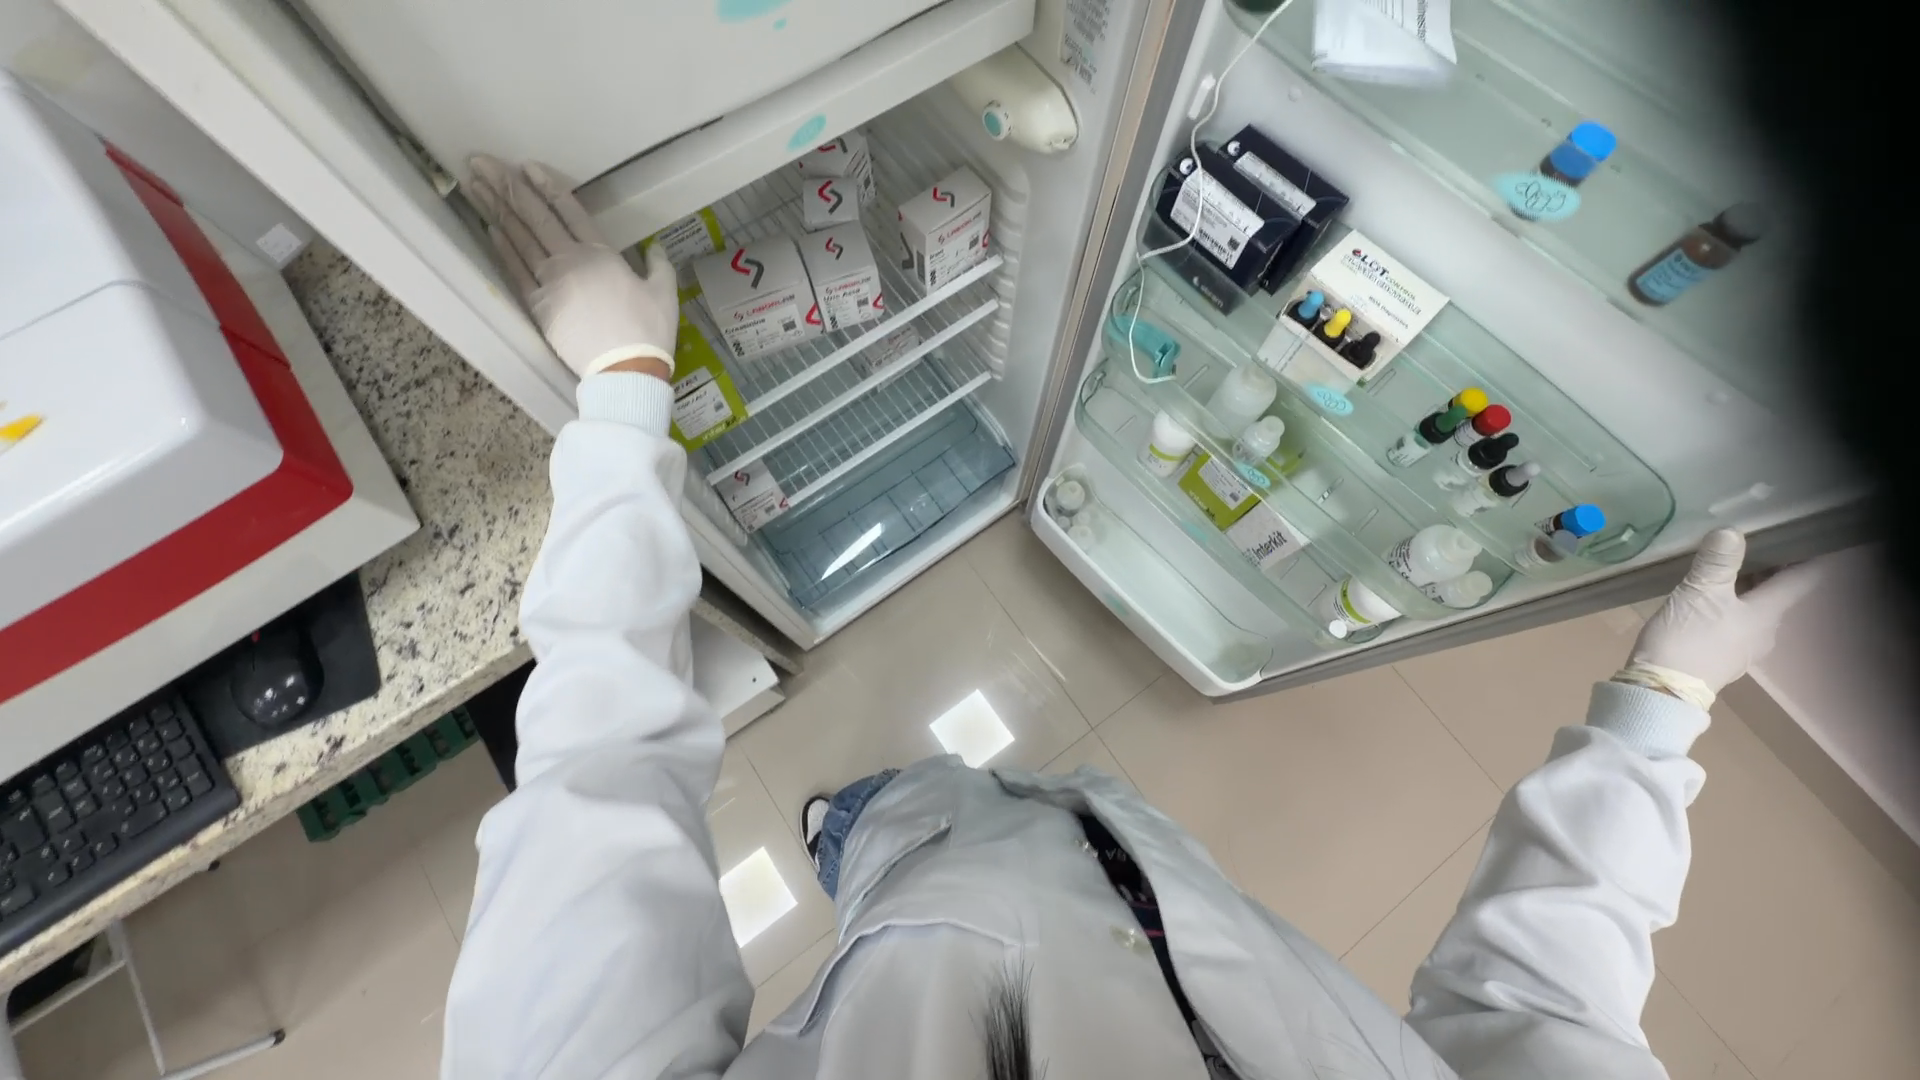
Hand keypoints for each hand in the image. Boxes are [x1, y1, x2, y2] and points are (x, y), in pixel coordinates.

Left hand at [467, 155, 676, 379]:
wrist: (625, 368)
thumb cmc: (648, 330)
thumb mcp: (665, 294)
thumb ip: (659, 266)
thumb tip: (656, 249)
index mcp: (602, 254)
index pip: (570, 211)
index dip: (548, 186)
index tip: (526, 166)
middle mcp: (570, 260)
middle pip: (535, 217)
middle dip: (508, 187)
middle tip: (482, 163)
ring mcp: (549, 281)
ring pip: (518, 237)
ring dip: (496, 209)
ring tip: (475, 185)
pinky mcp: (538, 304)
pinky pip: (515, 268)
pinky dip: (502, 246)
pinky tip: (490, 228)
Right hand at [1628, 529, 1825, 696]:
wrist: (1664, 687)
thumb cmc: (1688, 638)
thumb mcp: (1698, 594)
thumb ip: (1716, 563)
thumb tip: (1731, 532)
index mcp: (1768, 612)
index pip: (1802, 579)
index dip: (1812, 559)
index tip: (1815, 541)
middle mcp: (1766, 630)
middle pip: (1776, 595)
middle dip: (1769, 572)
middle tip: (1751, 548)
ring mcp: (1745, 647)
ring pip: (1753, 611)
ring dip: (1744, 592)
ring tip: (1721, 575)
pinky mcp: (1721, 658)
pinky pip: (1733, 626)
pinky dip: (1727, 610)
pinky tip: (1703, 607)